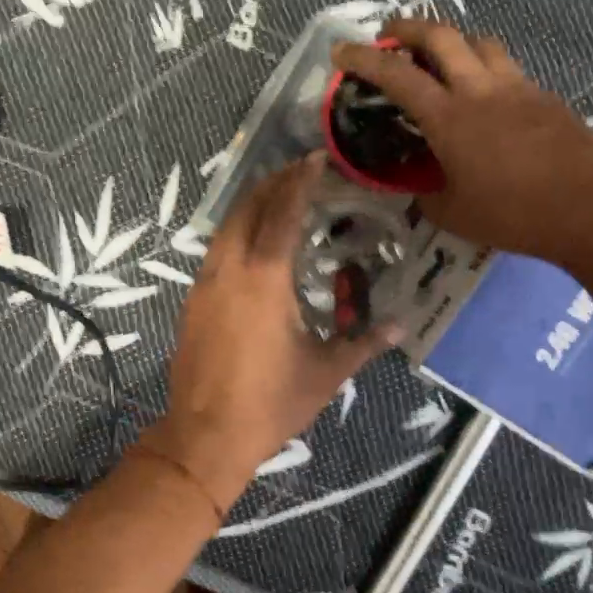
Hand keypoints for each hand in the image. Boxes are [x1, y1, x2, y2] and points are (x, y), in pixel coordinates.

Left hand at [149, 154, 393, 507]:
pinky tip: (252, 243)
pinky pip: (216, 249)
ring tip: (278, 196)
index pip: (282, 213)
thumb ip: (362, 343)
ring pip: (226, 226)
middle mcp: (229, 268)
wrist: (205, 433)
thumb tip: (399, 325)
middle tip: (299, 171)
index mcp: (263, 277)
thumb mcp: (325, 373)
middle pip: (247, 208)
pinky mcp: (193, 299)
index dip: (299, 182)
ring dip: (251, 204)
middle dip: (272, 183)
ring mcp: (205, 282)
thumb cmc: (271, 403)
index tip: (315, 159)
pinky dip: (236, 231)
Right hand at [332, 18, 592, 268]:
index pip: (395, 74)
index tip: (341, 49)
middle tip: (387, 35)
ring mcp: (519, 89)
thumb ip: (425, 192)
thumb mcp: (452, 213)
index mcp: (449, 117)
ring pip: (480, 42)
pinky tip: (485, 99)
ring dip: (451, 41)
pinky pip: (508, 69)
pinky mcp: (547, 99)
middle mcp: (481, 91)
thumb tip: (417, 184)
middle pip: (440, 35)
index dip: (362, 58)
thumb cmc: (517, 216)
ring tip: (439, 58)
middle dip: (406, 27)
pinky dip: (485, 69)